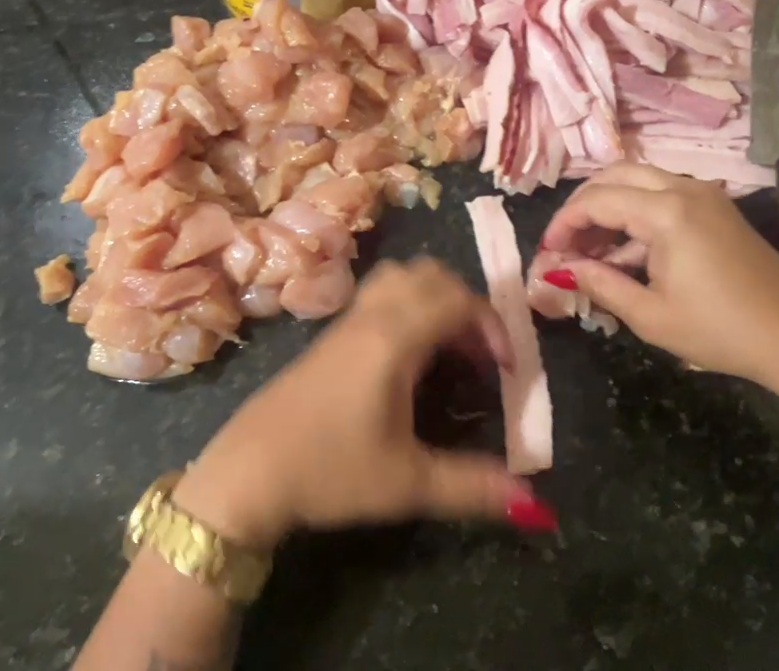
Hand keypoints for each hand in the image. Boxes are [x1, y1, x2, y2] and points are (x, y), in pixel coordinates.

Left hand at [170, 258, 540, 547]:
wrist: (245, 475)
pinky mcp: (327, 337)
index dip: (492, 324)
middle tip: (477, 354)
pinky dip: (407, 307)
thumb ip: (472, 487)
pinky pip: (378, 296)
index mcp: (394, 339)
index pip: (458, 299)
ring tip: (446, 348)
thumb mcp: (407, 484)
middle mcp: (371, 318)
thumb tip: (534, 504)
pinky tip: (407, 360)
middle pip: (430, 275)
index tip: (503, 369)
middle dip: (466, 304)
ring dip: (433, 299)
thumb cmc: (328, 472)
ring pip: (399, 278)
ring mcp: (345, 323)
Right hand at [539, 163, 778, 382]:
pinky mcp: (716, 209)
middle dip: (582, 205)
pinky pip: (662, 195)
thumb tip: (558, 271)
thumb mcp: (650, 315)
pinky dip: (635, 213)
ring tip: (588, 250)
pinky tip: (624, 252)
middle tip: (564, 243)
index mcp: (666, 211)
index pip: (597, 200)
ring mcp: (704, 195)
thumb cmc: (719, 330)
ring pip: (639, 181)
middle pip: (615, 175)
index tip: (546, 253)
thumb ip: (599, 284)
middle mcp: (684, 189)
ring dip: (608, 206)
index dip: (564, 223)